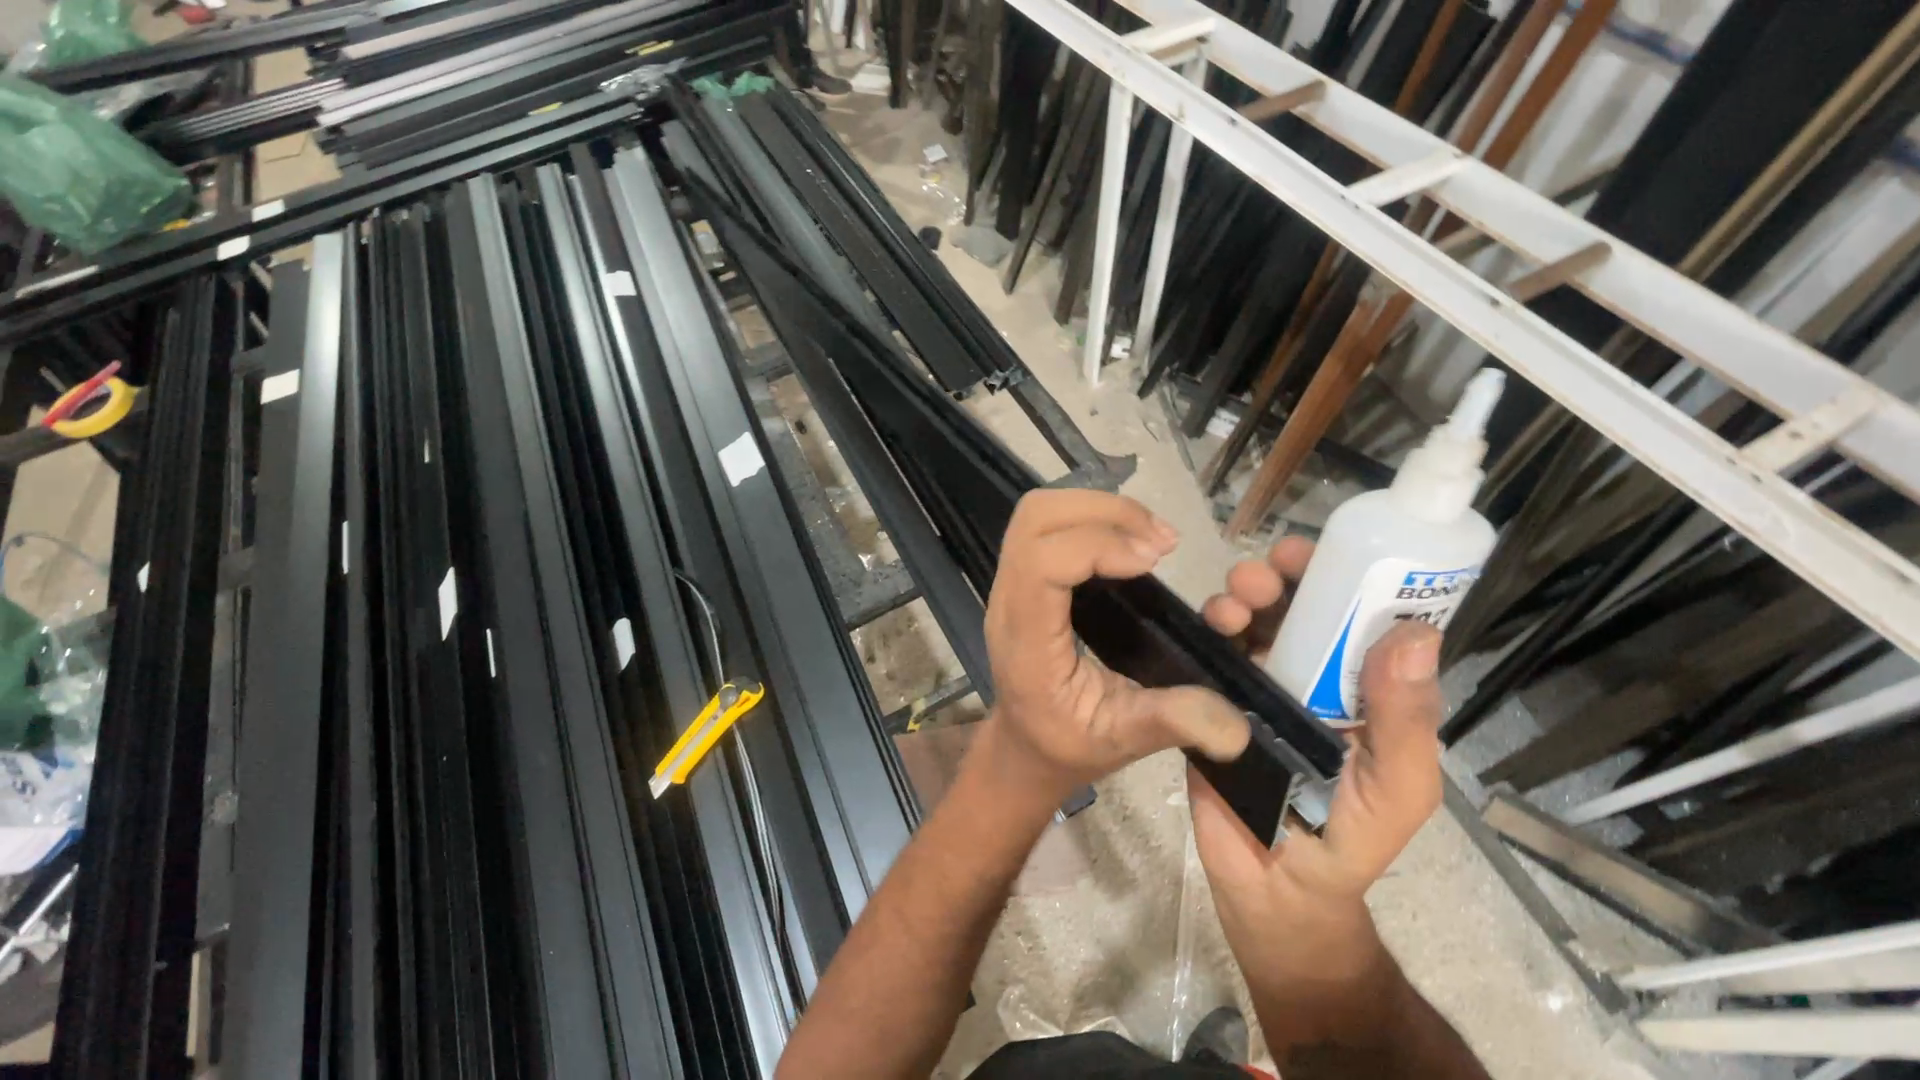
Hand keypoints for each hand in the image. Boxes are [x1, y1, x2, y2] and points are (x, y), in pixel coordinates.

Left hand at [978, 490, 1250, 803]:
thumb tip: (1236, 727)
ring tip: (1155, 540)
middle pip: (1037, 519)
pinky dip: (1092, 517)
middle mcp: (1008, 602)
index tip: (1154, 560)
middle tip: (1163, 544)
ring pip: (1039, 512)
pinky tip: (1133, 543)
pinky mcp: (1022, 576)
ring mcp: (1009, 585)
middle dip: (1104, 512)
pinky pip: (1047, 524)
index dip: (1097, 546)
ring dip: (1101, 509)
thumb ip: (1171, 723)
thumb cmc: (1066, 745)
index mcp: (1026, 642)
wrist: (1025, 747)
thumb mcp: (1122, 742)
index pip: (1042, 563)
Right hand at [1190, 541, 1444, 976]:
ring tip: (1232, 600)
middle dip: (1282, 579)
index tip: (1322, 553)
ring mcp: (1259, 690)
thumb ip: (1407, 720)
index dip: (1344, 577)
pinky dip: (1208, 629)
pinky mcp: (1213, 704)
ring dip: (1242, 596)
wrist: (1273, 889)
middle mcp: (1312, 678)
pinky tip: (1209, 624)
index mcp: (1363, 690)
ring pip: (1251, 624)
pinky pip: (1209, 656)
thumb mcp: (1399, 787)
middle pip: (1298, 609)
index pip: (1359, 618)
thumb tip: (1414, 634)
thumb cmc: (1349, 839)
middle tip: (1265, 570)